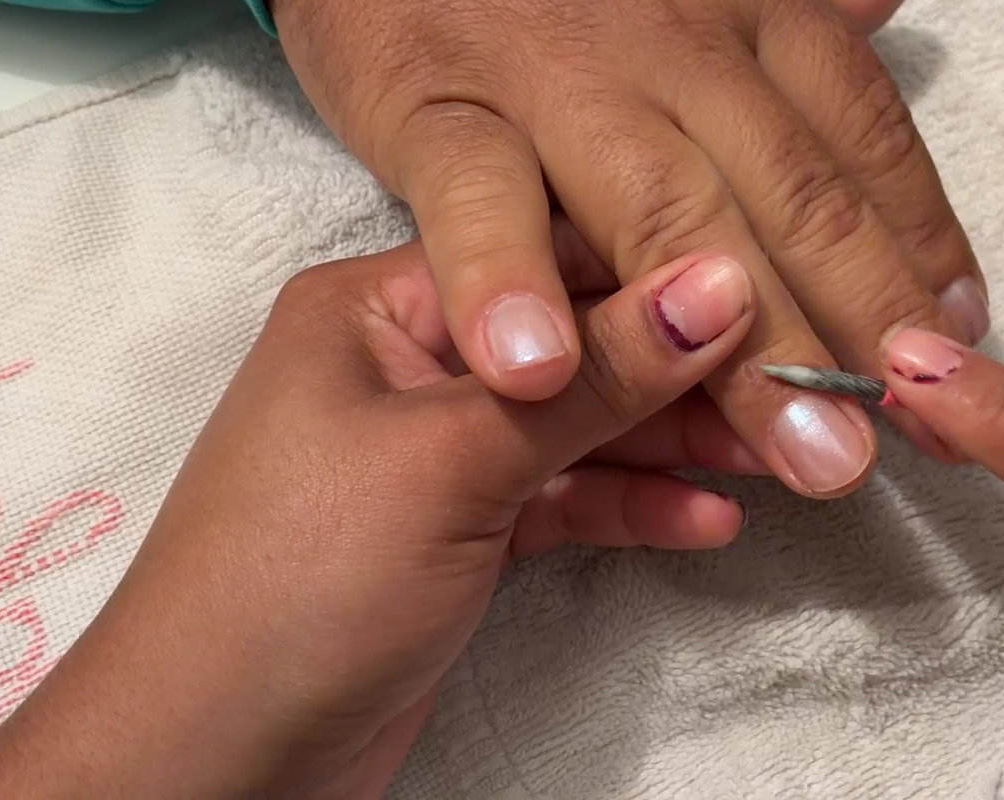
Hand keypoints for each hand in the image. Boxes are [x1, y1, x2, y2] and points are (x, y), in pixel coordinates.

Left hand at [0, 230, 762, 798]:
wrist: (212, 775)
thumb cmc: (308, 579)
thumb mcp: (461, 457)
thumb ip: (598, 373)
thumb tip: (723, 281)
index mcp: (388, 300)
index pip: (547, 255)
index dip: (660, 273)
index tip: (767, 299)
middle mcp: (419, 356)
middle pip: (575, 344)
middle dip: (679, 373)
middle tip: (790, 392)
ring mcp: (445, 442)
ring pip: (580, 424)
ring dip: (671, 444)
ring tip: (775, 457)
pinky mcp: (467, 520)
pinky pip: (566, 493)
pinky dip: (631, 504)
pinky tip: (707, 518)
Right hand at [252, 0, 985, 499]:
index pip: (861, 132)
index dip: (922, 243)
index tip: (954, 338)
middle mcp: (672, 34)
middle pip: (791, 195)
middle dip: (862, 325)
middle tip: (917, 436)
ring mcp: (553, 70)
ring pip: (667, 217)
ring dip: (743, 350)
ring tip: (805, 458)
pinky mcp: (434, 101)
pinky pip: (479, 201)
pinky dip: (510, 282)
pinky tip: (542, 376)